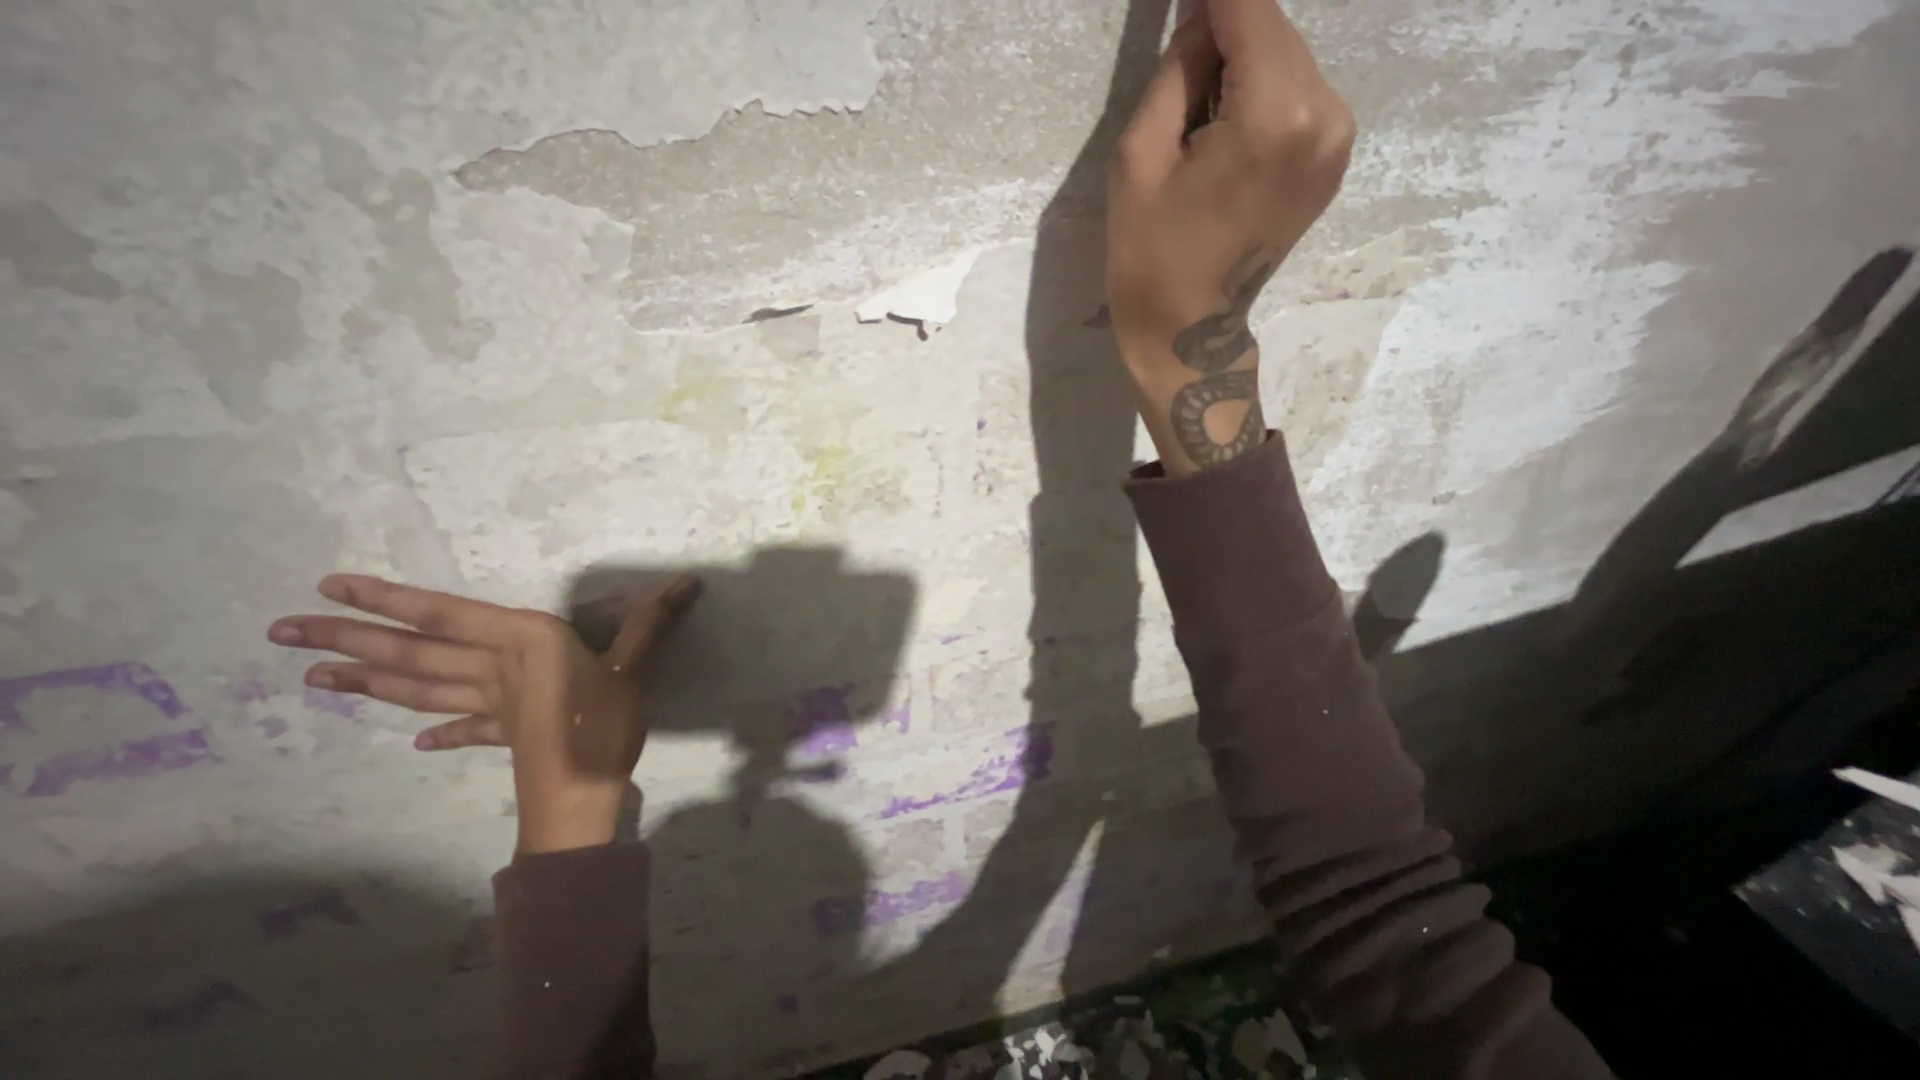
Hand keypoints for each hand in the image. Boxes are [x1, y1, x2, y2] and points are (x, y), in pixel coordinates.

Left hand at [268, 574, 700, 853]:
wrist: (584, 800)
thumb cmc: (601, 725)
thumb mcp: (632, 668)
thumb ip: (650, 623)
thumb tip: (691, 579)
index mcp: (519, 643)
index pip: (443, 615)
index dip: (388, 599)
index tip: (329, 587)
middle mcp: (494, 669)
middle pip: (413, 652)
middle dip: (348, 640)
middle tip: (282, 631)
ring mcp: (493, 706)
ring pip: (422, 687)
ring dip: (369, 681)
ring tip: (314, 677)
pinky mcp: (505, 736)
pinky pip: (465, 727)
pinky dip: (441, 729)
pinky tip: (415, 740)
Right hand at [1106, 0, 1353, 473]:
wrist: (1189, 331)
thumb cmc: (1150, 251)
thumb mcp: (1140, 154)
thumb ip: (1178, 69)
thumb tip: (1206, 19)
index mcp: (1276, 115)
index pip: (1250, 11)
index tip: (1187, 1)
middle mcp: (1326, 116)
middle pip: (1275, 31)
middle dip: (1225, 28)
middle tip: (1179, 61)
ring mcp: (1339, 140)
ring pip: (1289, 59)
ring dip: (1243, 62)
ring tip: (1197, 109)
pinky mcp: (1334, 159)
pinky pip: (1299, 95)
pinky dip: (1262, 92)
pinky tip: (1225, 126)